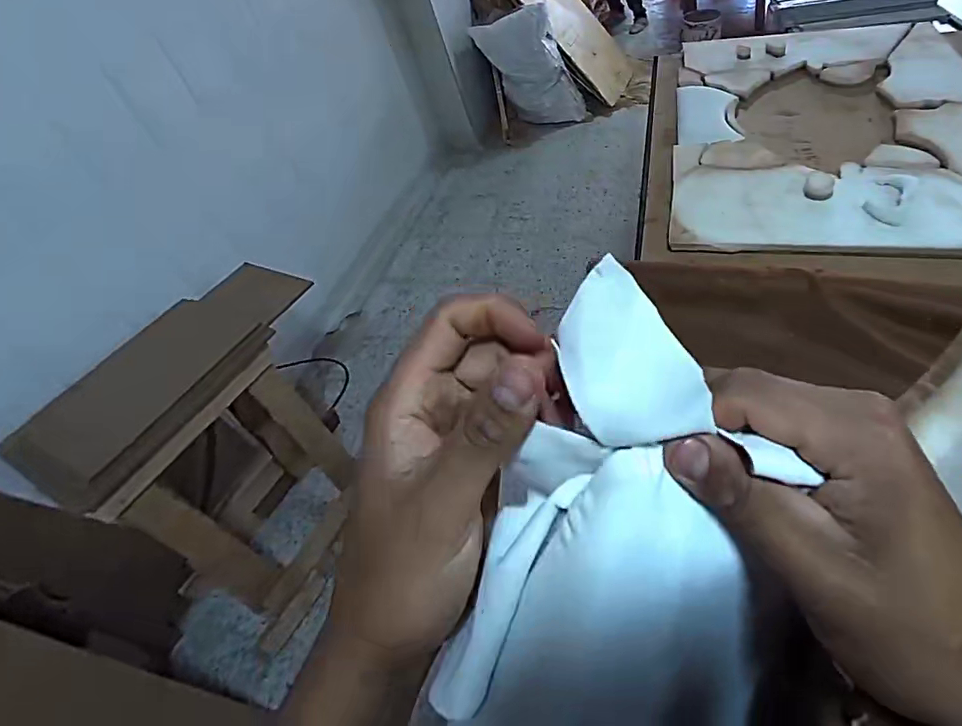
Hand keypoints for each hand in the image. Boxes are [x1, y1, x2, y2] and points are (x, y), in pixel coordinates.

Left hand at [333, 295, 554, 668]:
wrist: (394, 646)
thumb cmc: (401, 574)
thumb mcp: (441, 504)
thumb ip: (484, 436)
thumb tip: (528, 368)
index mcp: (409, 399)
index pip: (450, 323)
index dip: (496, 316)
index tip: (541, 347)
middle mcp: (437, 402)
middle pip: (489, 346)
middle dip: (530, 359)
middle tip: (565, 396)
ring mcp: (464, 429)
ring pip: (512, 379)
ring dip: (544, 390)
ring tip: (568, 422)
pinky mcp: (489, 455)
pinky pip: (523, 415)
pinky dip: (547, 417)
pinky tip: (566, 435)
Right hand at [663, 369, 961, 725]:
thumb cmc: (907, 629)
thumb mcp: (817, 570)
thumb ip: (747, 501)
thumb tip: (677, 444)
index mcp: (857, 426)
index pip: (750, 392)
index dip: (698, 416)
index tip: (660, 456)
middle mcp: (863, 406)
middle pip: (762, 392)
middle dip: (713, 424)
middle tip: (674, 470)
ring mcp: (870, 424)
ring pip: (775, 408)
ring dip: (736, 439)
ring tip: (705, 482)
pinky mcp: (869, 447)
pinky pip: (797, 429)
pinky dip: (764, 449)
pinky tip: (750, 484)